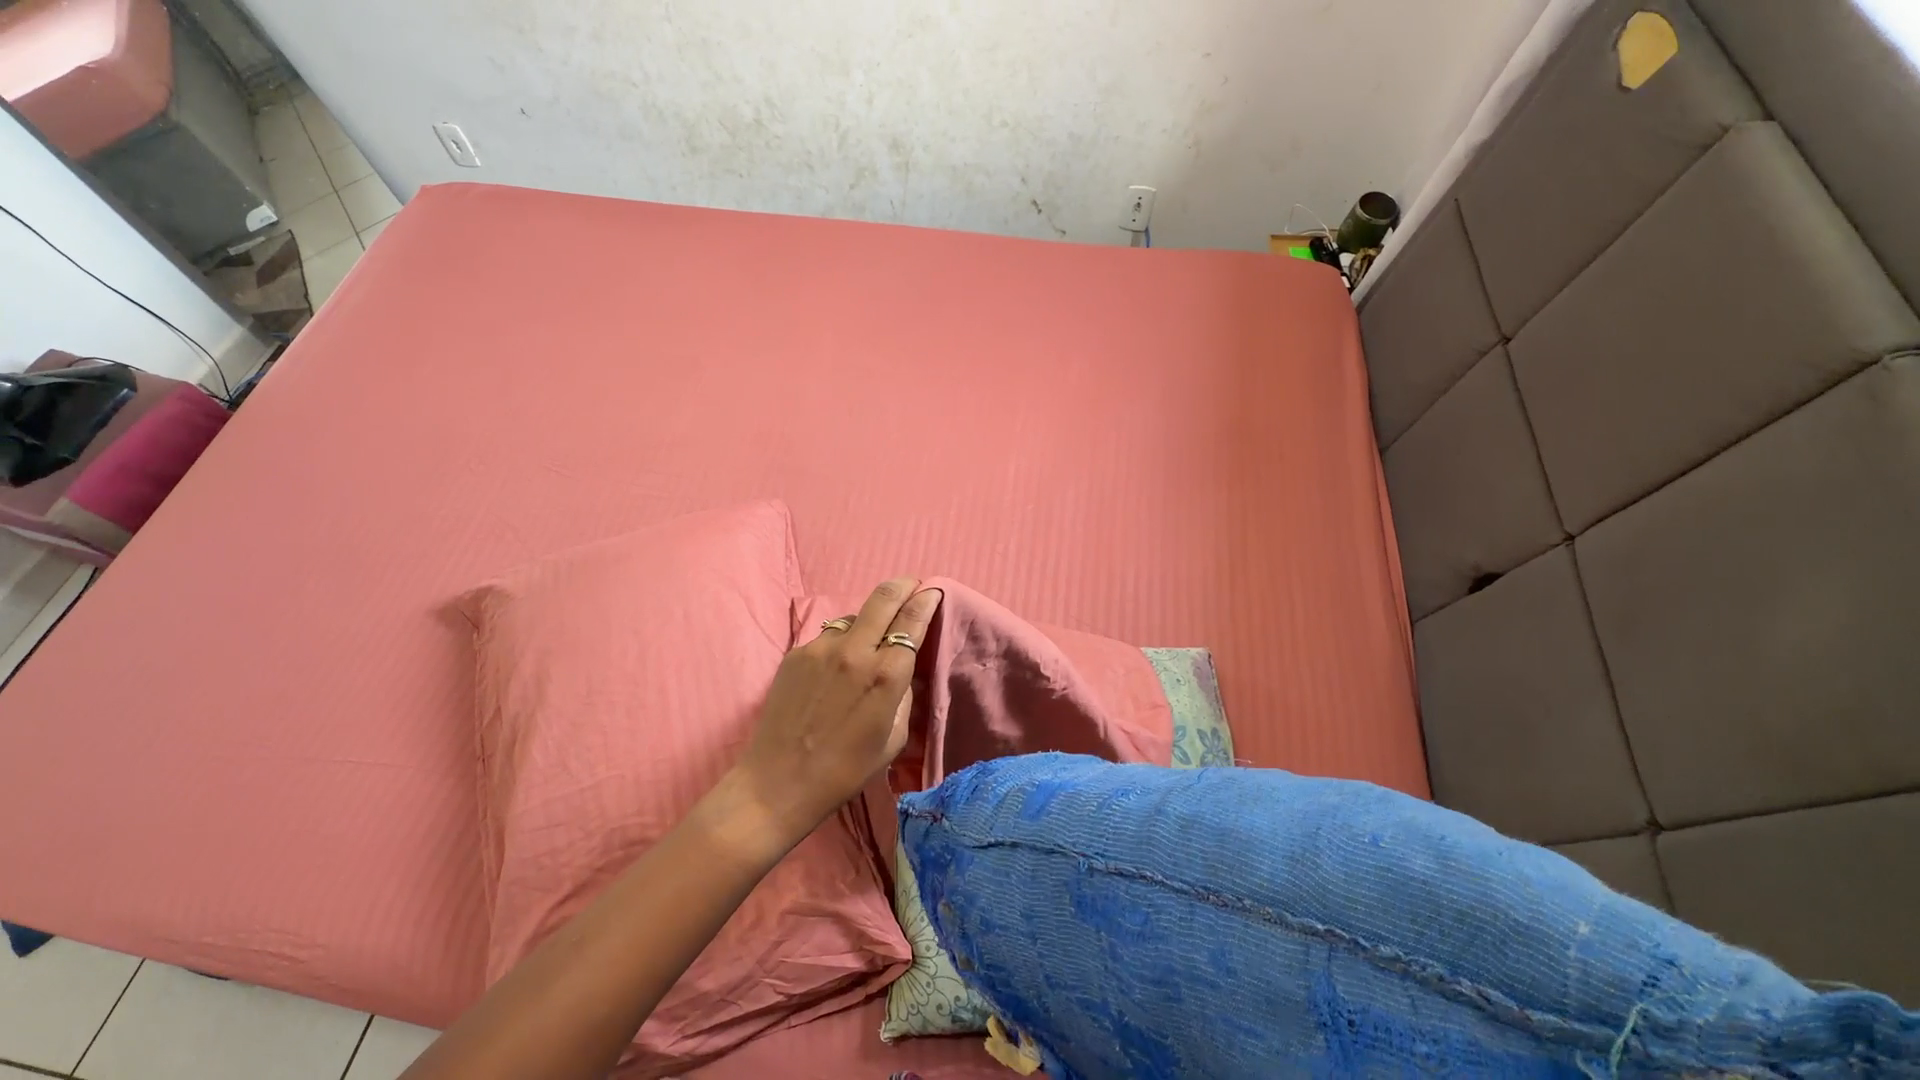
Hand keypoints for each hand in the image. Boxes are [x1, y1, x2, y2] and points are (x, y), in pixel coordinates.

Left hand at [733, 577, 942, 839]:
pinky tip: (836, 667)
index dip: (926, 601)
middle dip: (902, 586)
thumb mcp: (893, 739)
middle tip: (910, 585)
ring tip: (870, 637)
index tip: (932, 593)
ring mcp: (821, 648)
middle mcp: (855, 651)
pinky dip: (840, 642)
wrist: (778, 783)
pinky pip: (828, 637)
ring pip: (853, 617)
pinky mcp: (796, 654)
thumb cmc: (845, 772)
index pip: (913, 620)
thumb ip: (903, 697)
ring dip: (868, 619)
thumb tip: (905, 672)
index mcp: (887, 674)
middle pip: (884, 598)